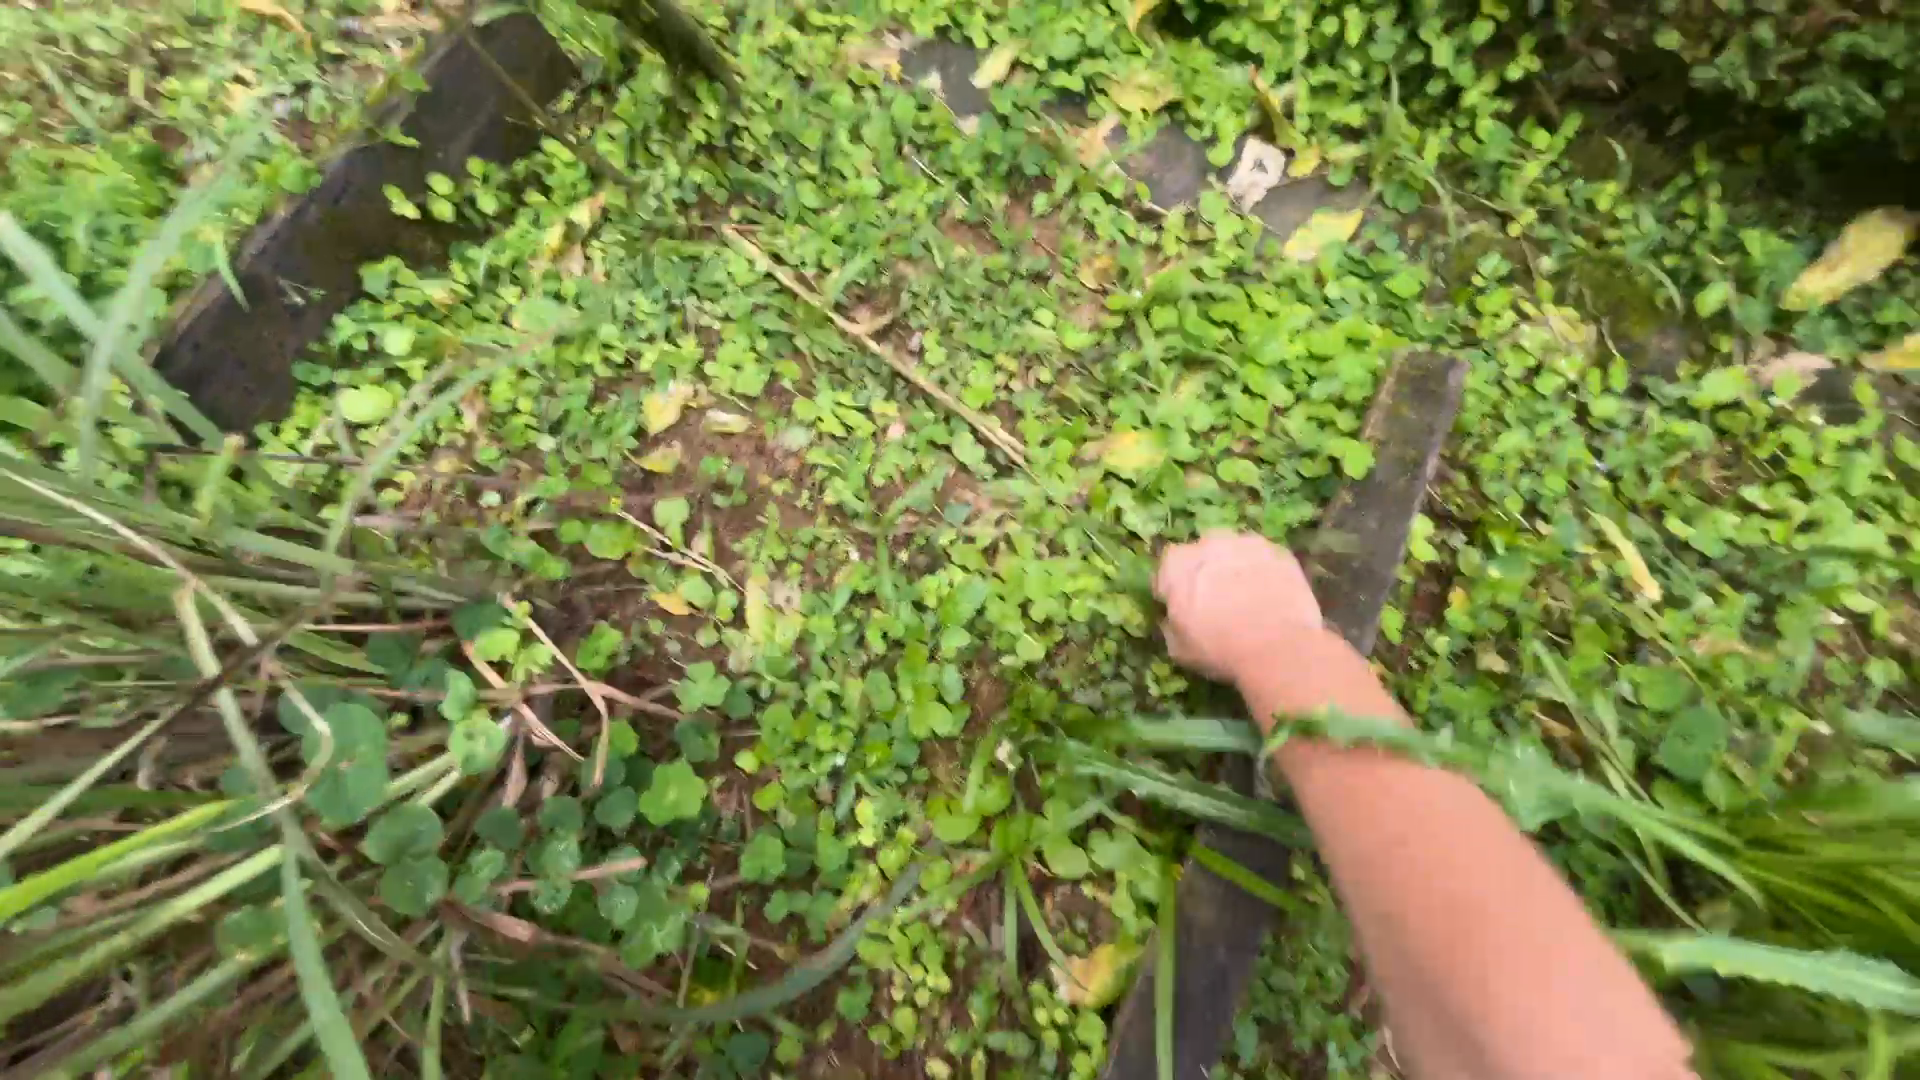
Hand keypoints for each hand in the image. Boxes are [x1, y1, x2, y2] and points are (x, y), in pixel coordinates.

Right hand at [1154, 532, 1324, 685]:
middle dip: (1204, 571)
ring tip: (1246, 596)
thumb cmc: (1220, 649)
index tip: (1180, 607)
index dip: (1172, 589)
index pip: (1165, 570)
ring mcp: (1245, 543)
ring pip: (1234, 550)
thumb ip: (1169, 624)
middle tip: (1215, 600)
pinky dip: (1263, 570)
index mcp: (1175, 565)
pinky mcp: (1279, 551)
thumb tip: (1171, 618)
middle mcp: (1207, 544)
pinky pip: (1263, 557)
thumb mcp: (1178, 649)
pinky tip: (1271, 594)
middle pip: (1200, 553)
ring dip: (1234, 567)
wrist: (1280, 648)